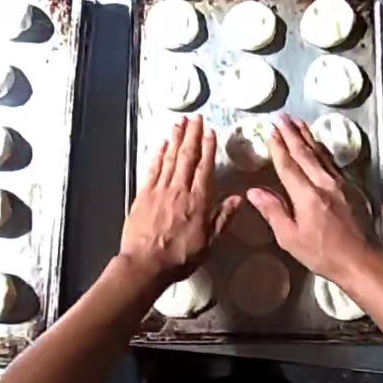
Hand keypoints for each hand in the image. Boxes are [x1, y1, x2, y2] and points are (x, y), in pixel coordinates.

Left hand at [119, 115, 242, 287]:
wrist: (145, 264)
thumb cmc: (180, 258)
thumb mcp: (209, 243)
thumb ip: (223, 218)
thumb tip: (238, 198)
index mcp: (198, 201)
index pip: (205, 168)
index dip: (208, 148)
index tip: (210, 132)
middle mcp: (179, 190)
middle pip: (187, 156)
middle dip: (192, 135)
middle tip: (196, 117)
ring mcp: (159, 190)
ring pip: (169, 158)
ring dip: (176, 138)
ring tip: (180, 122)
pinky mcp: (143, 194)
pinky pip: (153, 169)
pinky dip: (158, 154)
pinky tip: (162, 143)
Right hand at [246, 115, 382, 285]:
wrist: (362, 260)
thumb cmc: (322, 254)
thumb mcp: (290, 238)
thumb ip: (273, 211)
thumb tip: (253, 191)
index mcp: (307, 196)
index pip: (288, 166)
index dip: (278, 148)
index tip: (270, 132)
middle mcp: (324, 184)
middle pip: (305, 153)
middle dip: (292, 134)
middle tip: (282, 117)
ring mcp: (341, 184)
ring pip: (321, 154)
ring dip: (308, 137)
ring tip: (298, 123)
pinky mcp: (351, 189)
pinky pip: (332, 163)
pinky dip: (322, 150)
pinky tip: (319, 146)